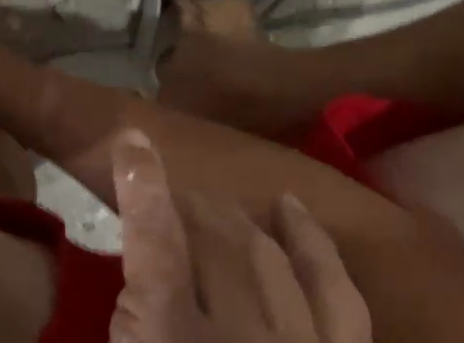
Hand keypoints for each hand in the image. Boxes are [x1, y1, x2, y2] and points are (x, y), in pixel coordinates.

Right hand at [111, 132, 370, 342]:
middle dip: (185, 200)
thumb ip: (126, 327)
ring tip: (211, 204)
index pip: (156, 243)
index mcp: (174, 339)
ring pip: (267, 251)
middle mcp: (241, 337)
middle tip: (163, 192)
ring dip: (234, 217)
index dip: (140, 183)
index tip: (130, 141)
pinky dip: (312, 245)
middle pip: (214, 237)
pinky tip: (291, 212)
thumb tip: (132, 284)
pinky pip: (336, 290)